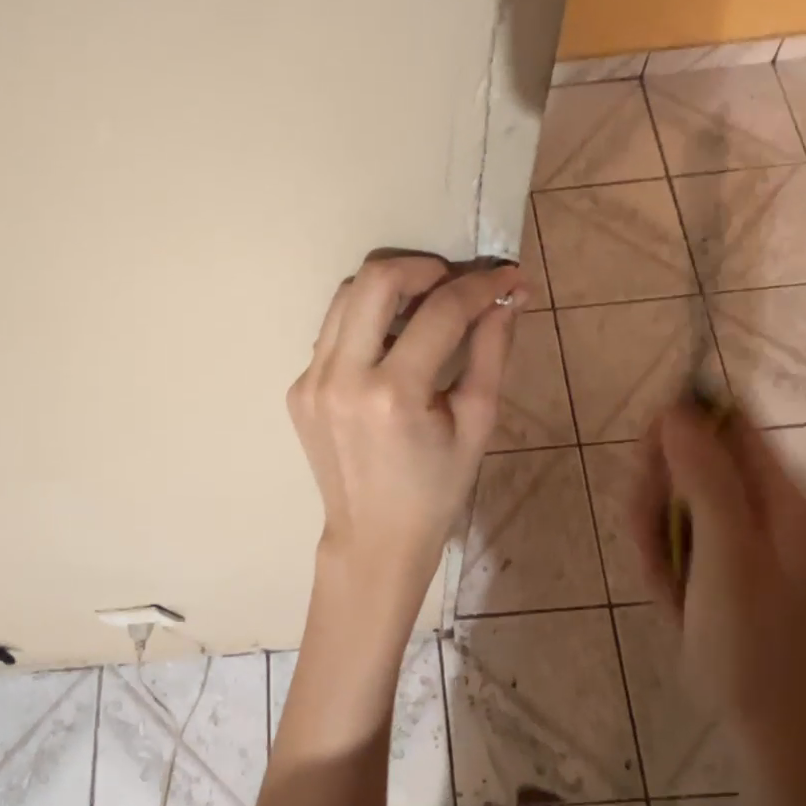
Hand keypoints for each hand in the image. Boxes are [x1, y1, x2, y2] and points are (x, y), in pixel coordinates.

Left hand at [288, 254, 527, 636]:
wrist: (373, 539)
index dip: (478, 286)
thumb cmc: (435, 490)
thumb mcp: (476, 424)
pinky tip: (391, 348)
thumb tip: (507, 296)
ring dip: (388, 289)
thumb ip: (491, 353)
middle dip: (421, 267)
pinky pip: (332, 333)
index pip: (439, 312)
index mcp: (393, 396)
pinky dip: (366, 324)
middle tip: (450, 283)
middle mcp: (341, 379)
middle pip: (374, 279)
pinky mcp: (298, 389)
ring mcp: (310, 383)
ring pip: (346, 297)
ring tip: (422, 308)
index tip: (503, 277)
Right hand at [628, 402, 805, 758]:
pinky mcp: (714, 567)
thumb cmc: (752, 638)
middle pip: (686, 461)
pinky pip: (671, 542)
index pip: (724, 421)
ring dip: (652, 539)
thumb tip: (674, 411)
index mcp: (773, 491)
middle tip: (650, 538)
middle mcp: (756, 505)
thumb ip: (703, 477)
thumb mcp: (726, 553)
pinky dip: (659, 567)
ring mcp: (733, 537)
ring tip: (664, 585)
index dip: (678, 428)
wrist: (766, 722)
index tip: (647, 465)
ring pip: (669, 504)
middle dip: (655, 497)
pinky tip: (669, 599)